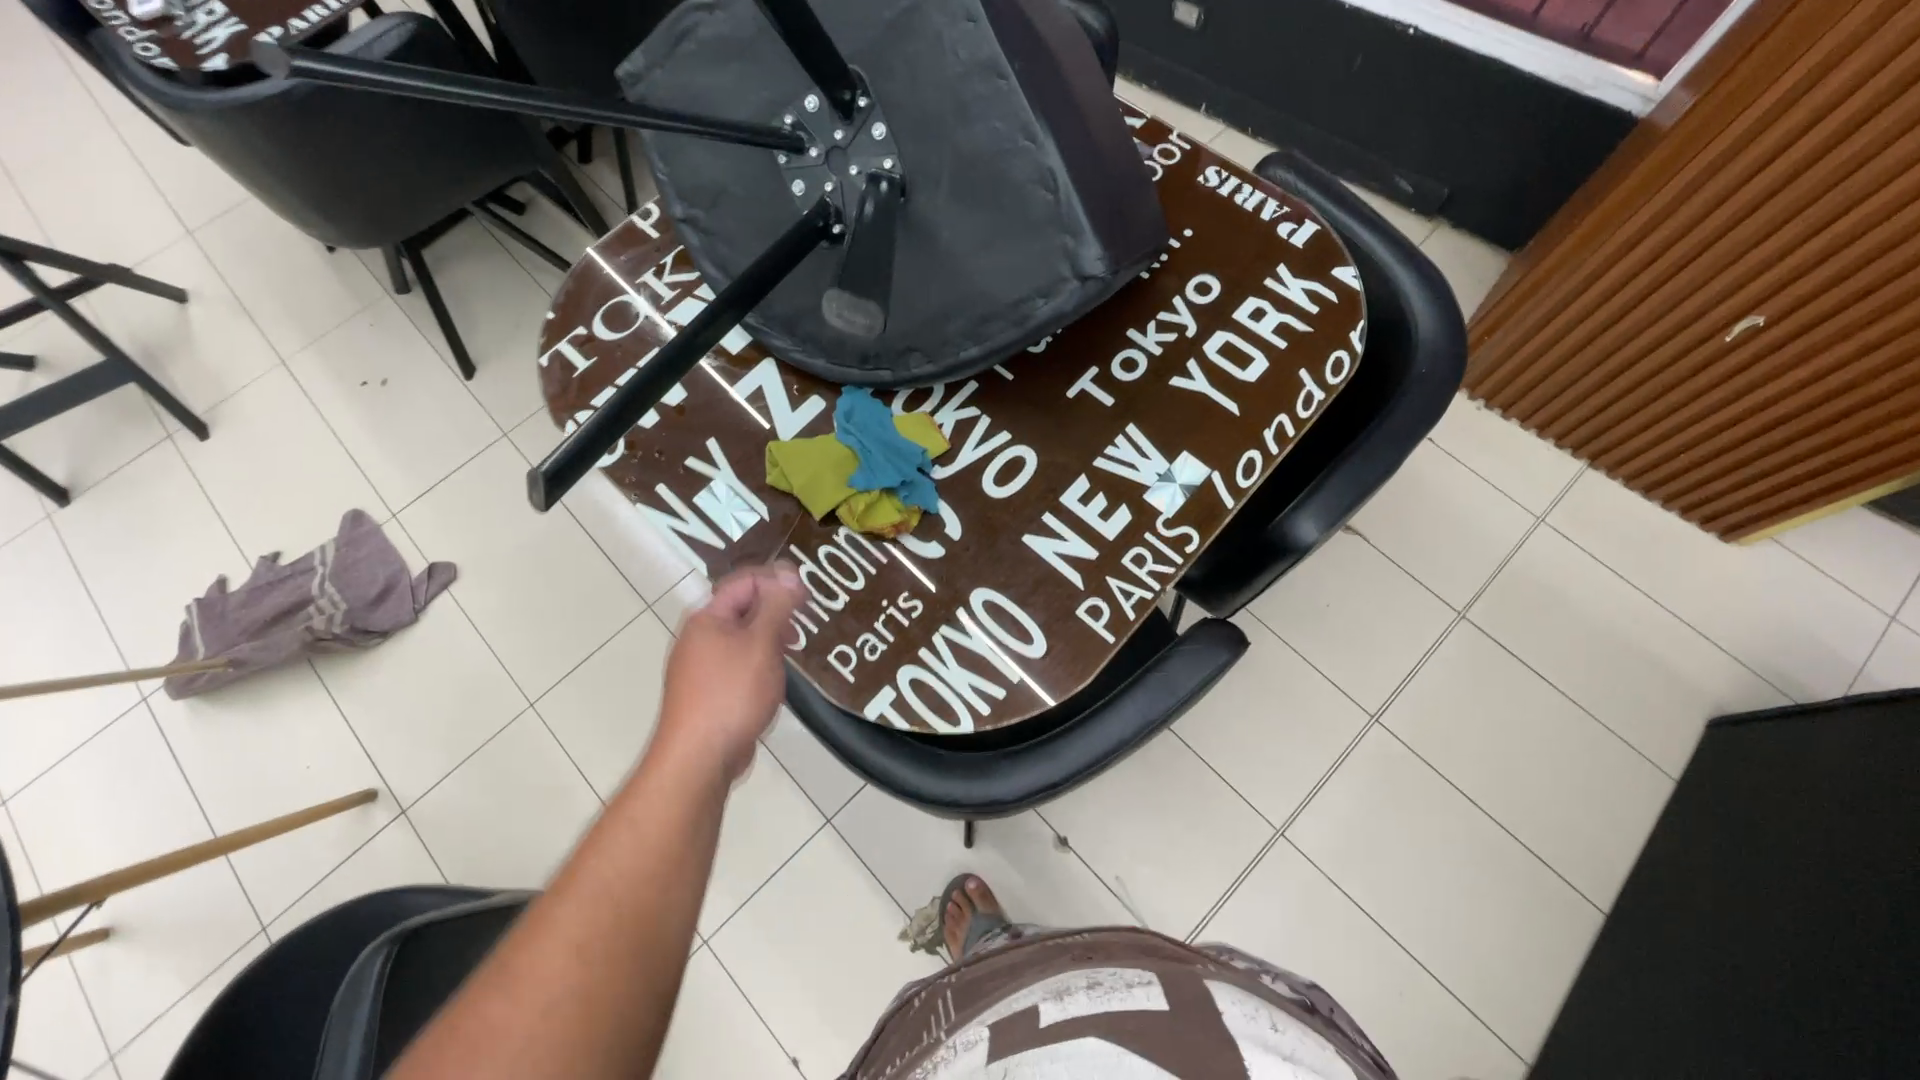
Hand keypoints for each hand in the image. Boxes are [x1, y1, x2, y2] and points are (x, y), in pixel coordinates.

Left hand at [653, 563, 807, 781]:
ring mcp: (699, 668)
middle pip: (741, 610)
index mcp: (707, 618)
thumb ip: (776, 607)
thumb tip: (788, 573)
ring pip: (739, 640)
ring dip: (767, 640)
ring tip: (791, 654)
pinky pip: (736, 666)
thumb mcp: (761, 644)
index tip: (808, 597)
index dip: (777, 581)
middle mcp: (698, 638)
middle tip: (803, 626)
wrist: (698, 757)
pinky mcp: (706, 693)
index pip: (745, 582)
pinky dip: (757, 665)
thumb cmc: (732, 694)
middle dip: (774, 612)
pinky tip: (772, 682)